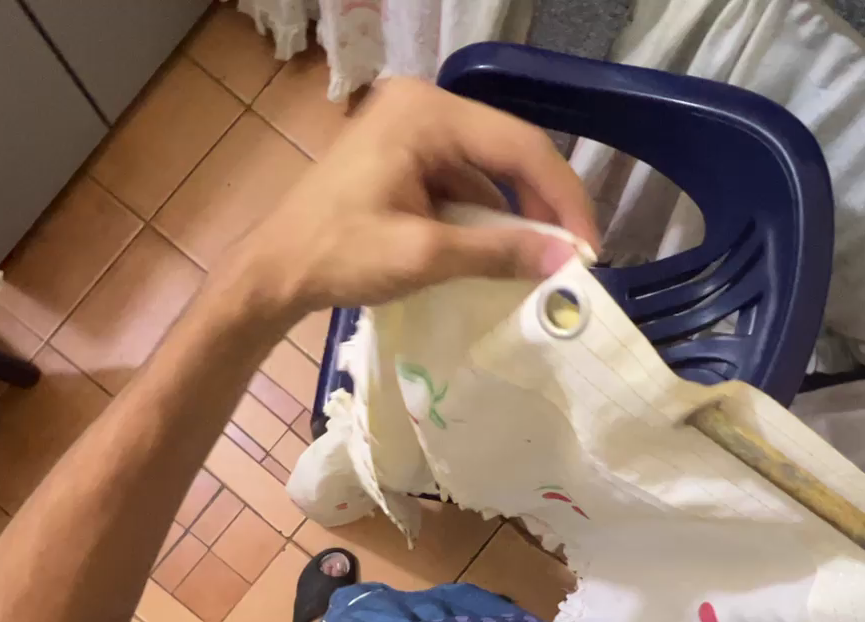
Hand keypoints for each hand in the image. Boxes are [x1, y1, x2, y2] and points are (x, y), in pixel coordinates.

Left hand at [220, 78, 598, 321]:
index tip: (589, 248)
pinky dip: (482, 219)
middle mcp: (424, 107)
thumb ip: (497, 251)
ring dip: (513, 217)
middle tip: (569, 257)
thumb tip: (565, 261)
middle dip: (541, 207)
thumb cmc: (339, 256)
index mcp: (428, 113)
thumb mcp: (424, 255)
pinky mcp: (404, 159)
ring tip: (538, 262)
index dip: (563, 198)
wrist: (276, 271)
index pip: (521, 146)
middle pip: (507, 152)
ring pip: (487, 172)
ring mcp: (412, 131)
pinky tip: (497, 253)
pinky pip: (461, 185)